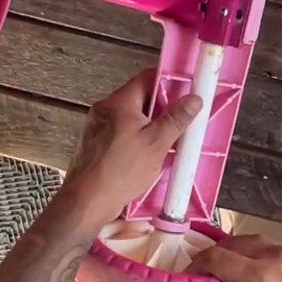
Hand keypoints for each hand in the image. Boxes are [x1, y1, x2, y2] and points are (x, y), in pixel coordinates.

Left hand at [51, 69, 201, 231]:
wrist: (86, 203)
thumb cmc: (120, 171)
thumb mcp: (156, 143)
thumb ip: (176, 119)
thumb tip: (194, 99)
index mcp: (119, 102)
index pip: (147, 78)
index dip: (169, 81)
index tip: (187, 92)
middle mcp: (105, 109)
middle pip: (140, 98)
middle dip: (163, 108)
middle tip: (183, 119)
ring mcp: (99, 127)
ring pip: (132, 118)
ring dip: (152, 126)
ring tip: (171, 140)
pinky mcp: (97, 145)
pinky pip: (123, 133)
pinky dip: (139, 138)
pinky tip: (152, 154)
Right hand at [189, 235, 281, 281]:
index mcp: (258, 276)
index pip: (216, 258)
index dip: (196, 266)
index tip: (186, 279)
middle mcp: (272, 256)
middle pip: (231, 244)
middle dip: (212, 257)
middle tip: (202, 276)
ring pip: (249, 241)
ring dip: (231, 252)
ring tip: (223, 273)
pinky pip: (265, 246)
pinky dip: (249, 253)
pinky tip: (248, 272)